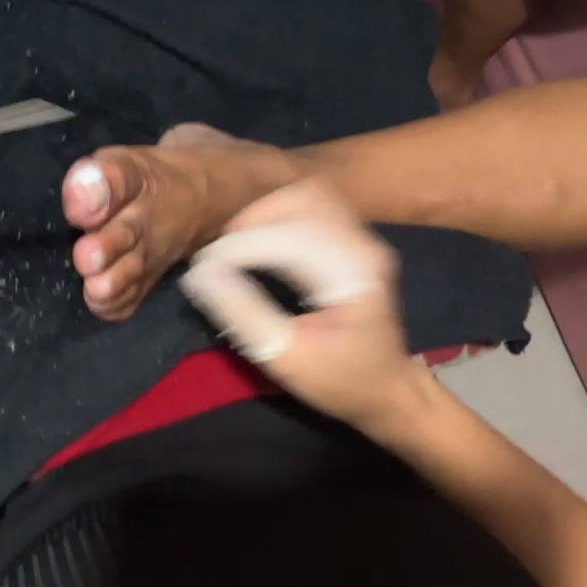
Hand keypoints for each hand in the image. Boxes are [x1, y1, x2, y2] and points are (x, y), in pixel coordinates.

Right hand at [176, 180, 428, 431]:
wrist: (386, 390)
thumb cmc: (339, 381)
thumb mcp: (286, 358)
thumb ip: (243, 313)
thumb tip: (199, 276)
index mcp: (352, 273)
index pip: (289, 237)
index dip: (240, 247)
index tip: (204, 267)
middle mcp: (362, 244)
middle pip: (304, 199)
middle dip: (255, 218)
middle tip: (223, 252)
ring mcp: (361, 237)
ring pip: (309, 196)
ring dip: (268, 212)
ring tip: (239, 244)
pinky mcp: (353, 239)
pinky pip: (314, 207)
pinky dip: (281, 215)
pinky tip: (261, 241)